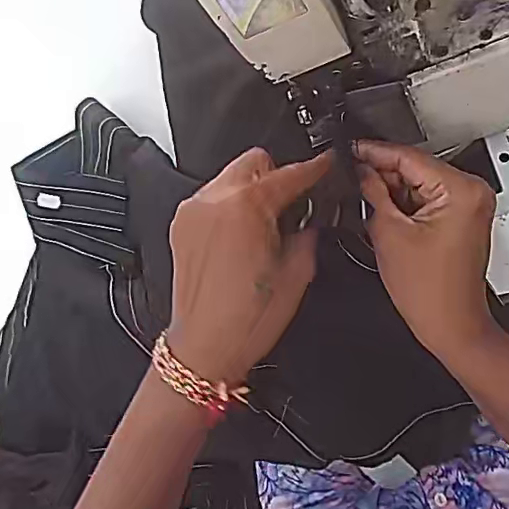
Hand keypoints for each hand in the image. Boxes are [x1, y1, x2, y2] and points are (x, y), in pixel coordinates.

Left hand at [165, 148, 331, 385]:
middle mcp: (214, 202)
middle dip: (278, 176)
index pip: (289, 174)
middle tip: (295, 201)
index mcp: (246, 207)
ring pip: (232, 176)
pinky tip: (245, 234)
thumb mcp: (298, 272)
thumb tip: (309, 218)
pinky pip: (214, 198)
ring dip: (254, 190)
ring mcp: (194, 213)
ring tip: (267, 224)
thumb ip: (307, 232)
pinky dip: (232, 206)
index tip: (326, 165)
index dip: (315, 169)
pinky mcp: (182, 226)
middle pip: (255, 162)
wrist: (206, 347)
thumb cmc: (246, 319)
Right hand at [353, 140, 498, 360]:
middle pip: (416, 167)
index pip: (409, 156)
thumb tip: (362, 170)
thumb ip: (372, 193)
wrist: (452, 325)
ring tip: (368, 205)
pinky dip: (406, 204)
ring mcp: (470, 205)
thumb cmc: (432, 294)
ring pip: (420, 183)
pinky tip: (387, 216)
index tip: (352, 150)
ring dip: (393, 191)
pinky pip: (429, 198)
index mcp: (461, 191)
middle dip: (382, 174)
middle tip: (352, 179)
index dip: (373, 152)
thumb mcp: (389, 234)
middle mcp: (472, 192)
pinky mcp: (463, 217)